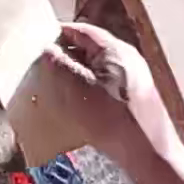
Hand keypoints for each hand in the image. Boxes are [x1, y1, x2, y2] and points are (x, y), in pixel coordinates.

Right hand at [43, 22, 183, 179]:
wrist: (148, 153)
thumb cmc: (111, 118)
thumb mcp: (75, 88)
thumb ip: (57, 63)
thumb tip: (46, 49)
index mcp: (115, 50)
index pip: (80, 30)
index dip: (55, 34)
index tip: (34, 44)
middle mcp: (127, 58)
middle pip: (88, 47)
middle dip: (62, 55)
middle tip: (40, 67)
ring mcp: (133, 77)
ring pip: (94, 66)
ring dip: (72, 73)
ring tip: (53, 86)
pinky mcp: (133, 95)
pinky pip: (102, 82)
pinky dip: (84, 86)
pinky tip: (74, 102)